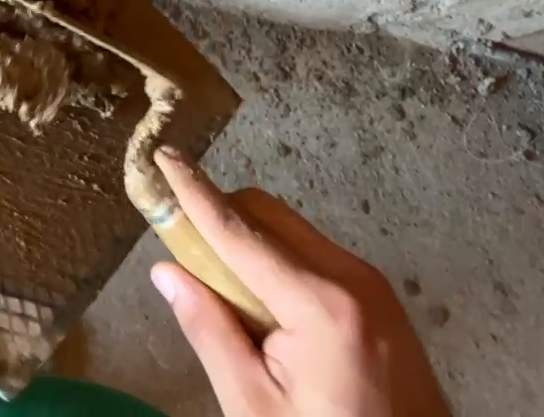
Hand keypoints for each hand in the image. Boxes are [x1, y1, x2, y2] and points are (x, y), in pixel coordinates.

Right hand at [150, 148, 450, 416]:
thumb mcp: (255, 409)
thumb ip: (210, 332)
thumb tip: (165, 273)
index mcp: (320, 305)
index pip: (237, 231)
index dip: (193, 191)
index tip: (163, 153)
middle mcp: (351, 277)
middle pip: (263, 213)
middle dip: (217, 216)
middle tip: (183, 250)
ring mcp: (372, 286)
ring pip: (287, 228)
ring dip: (245, 238)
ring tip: (225, 292)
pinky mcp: (380, 300)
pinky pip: (310, 251)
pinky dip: (274, 258)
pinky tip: (264, 306)